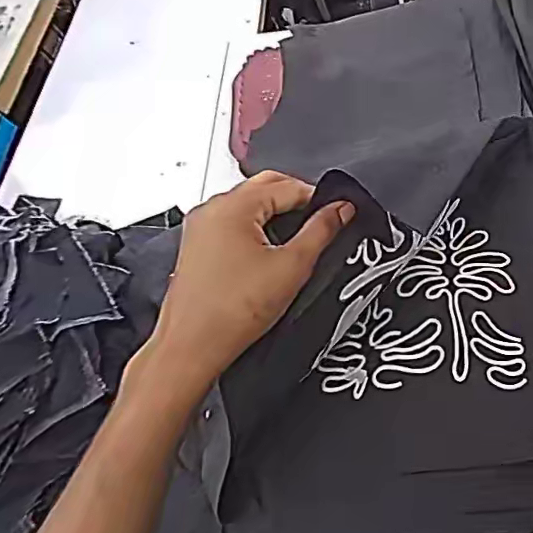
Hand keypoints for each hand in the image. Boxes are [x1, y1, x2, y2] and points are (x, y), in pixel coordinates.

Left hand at [144, 172, 353, 384]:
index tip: (339, 212)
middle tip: (324, 219)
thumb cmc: (231, 311)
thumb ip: (321, 231)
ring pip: (249, 204)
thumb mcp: (293, 266)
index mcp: (233, 206)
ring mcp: (201, 227)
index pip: (288, 186)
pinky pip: (234, 222)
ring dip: (277, 213)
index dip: (319, 198)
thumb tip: (340, 209)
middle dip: (297, 199)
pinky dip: (257, 227)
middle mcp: (212, 209)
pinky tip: (272, 252)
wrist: (193, 345)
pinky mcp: (198, 246)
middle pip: (266, 187)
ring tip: (300, 238)